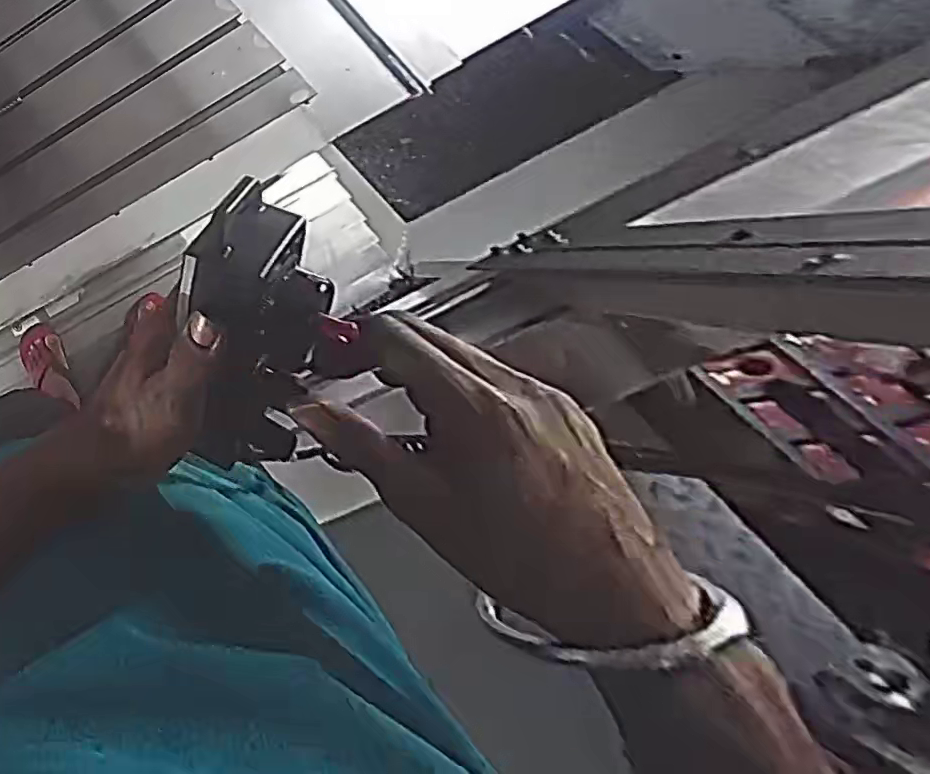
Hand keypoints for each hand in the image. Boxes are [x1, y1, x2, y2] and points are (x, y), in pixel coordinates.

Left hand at [78, 293, 221, 480]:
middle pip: (175, 316)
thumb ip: (193, 356)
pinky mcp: (143, 395)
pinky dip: (190, 366)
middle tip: (229, 302)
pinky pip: (173, 368)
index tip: (226, 271)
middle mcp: (142, 349)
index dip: (204, 283)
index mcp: (151, 340)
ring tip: (223, 336)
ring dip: (195, 336)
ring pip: (173, 341)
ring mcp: (141, 371)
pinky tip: (203, 380)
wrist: (98, 468)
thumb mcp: (175, 394)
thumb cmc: (133, 431)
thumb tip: (209, 320)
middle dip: (201, 309)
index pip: (179, 297)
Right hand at [292, 311, 701, 646]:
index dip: (348, 340)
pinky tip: (445, 418)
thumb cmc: (524, 559)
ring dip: (414, 361)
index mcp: (474, 404)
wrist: (620, 598)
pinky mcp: (563, 409)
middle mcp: (514, 387)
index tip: (330, 357)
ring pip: (458, 348)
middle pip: (424, 331)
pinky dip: (455, 379)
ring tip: (393, 398)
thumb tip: (309, 410)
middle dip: (376, 344)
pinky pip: (494, 371)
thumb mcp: (418, 500)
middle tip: (348, 370)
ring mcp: (544, 394)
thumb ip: (354, 442)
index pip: (392, 334)